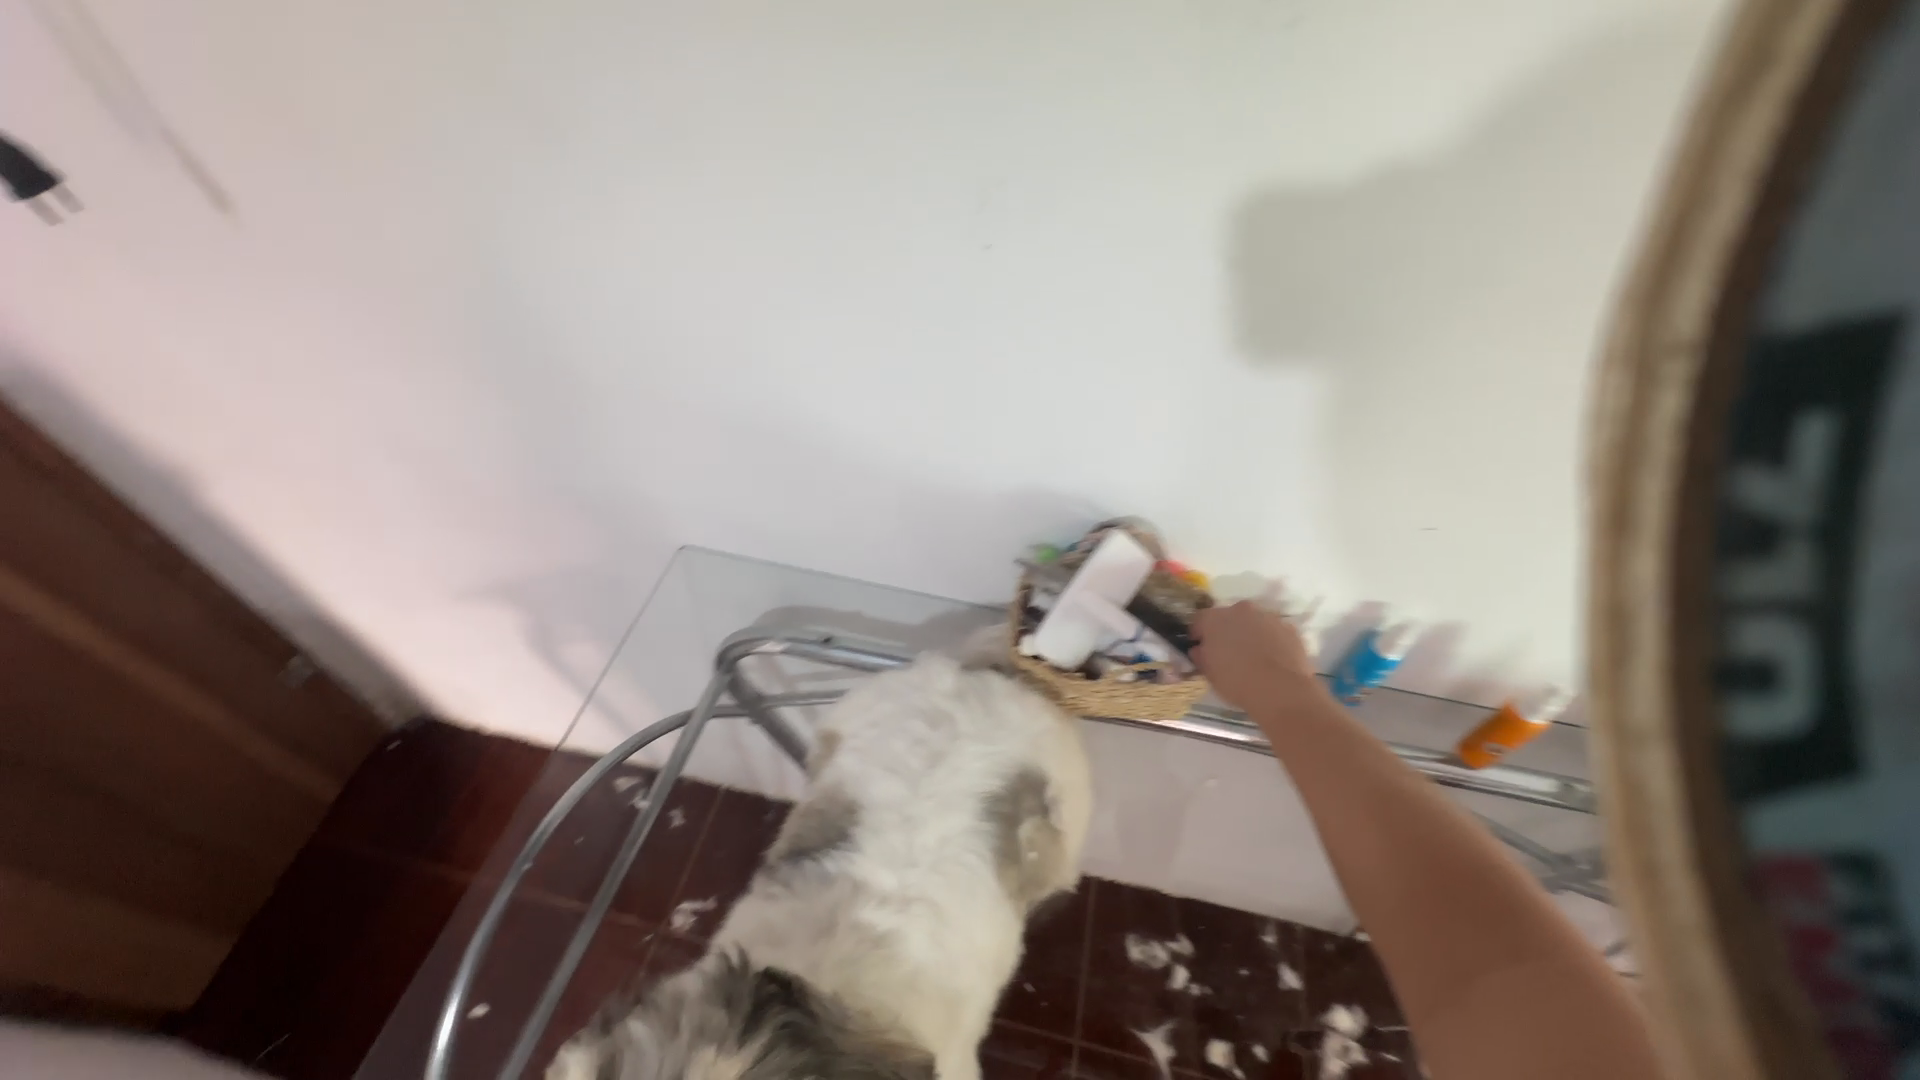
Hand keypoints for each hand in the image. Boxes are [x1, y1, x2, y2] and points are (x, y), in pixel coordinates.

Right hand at [1190, 601, 1320, 711]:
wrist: (1282, 691)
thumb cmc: (1237, 682)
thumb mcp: (1208, 673)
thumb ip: (1200, 655)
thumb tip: (1199, 649)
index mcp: (1215, 618)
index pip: (1199, 620)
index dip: (1198, 635)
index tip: (1200, 648)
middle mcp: (1240, 610)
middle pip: (1228, 617)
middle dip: (1225, 631)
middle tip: (1227, 653)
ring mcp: (1267, 617)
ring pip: (1252, 622)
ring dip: (1249, 634)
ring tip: (1252, 657)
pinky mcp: (1289, 628)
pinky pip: (1273, 631)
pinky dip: (1270, 640)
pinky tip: (1271, 660)